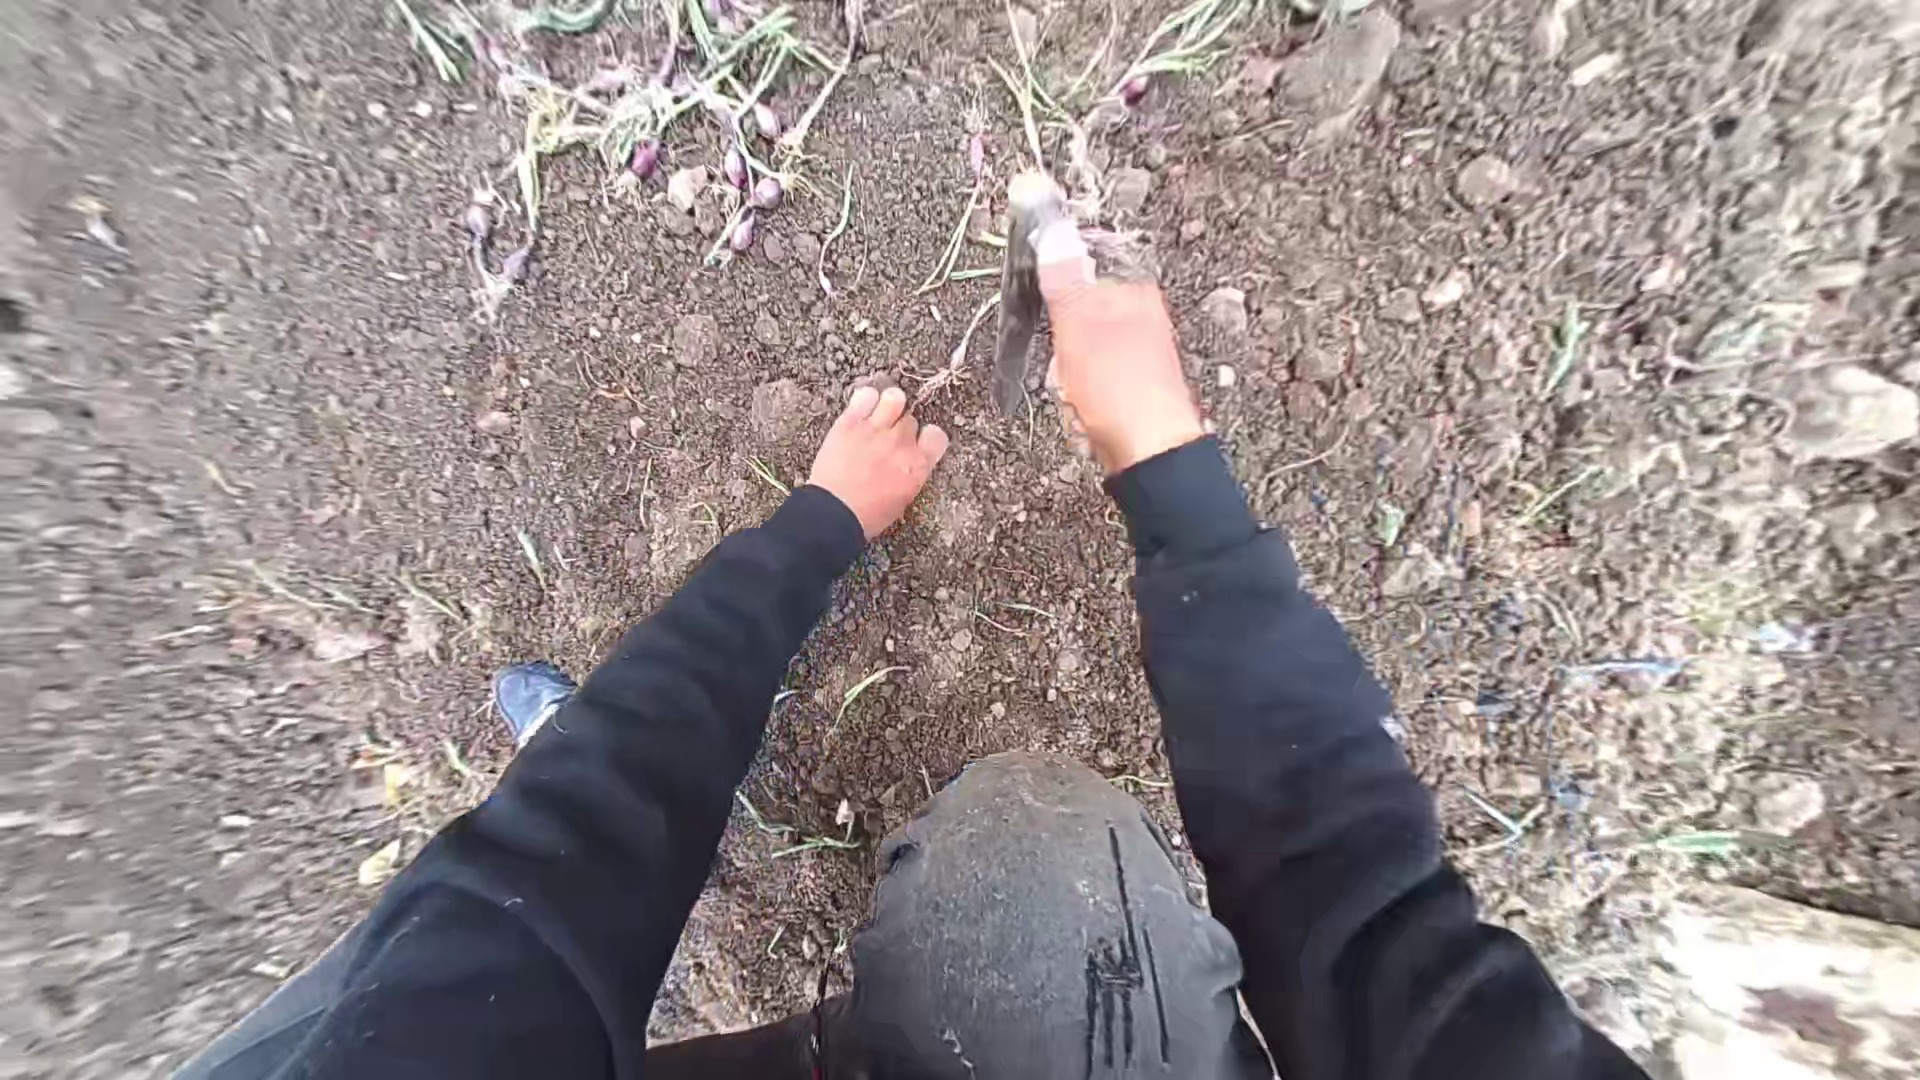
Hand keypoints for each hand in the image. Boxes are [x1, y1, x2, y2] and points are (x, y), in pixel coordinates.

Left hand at [807, 382, 949, 539]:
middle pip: (910, 420)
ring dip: (889, 403)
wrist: (834, 511)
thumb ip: (910, 475)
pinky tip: (861, 407)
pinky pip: (865, 396)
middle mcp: (901, 443)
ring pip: (893, 398)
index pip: (936, 436)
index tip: (918, 441)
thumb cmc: (867, 514)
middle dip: (901, 427)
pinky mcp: (851, 422)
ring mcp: (876, 429)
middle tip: (887, 439)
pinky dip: (866, 398)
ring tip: (880, 413)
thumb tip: (908, 463)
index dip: (927, 437)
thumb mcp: (901, 500)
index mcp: (918, 465)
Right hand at [1035, 224, 1203, 474]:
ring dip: (1067, 381)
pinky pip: (1086, 384)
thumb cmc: (1120, 388)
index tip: (1049, 324)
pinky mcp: (1126, 385)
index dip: (1054, 303)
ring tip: (1080, 397)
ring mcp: (1133, 353)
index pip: (1076, 275)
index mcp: (1131, 291)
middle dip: (1061, 352)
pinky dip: (1080, 400)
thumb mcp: (1080, 326)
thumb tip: (1051, 228)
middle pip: (1071, 321)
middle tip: (1070, 370)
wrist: (1149, 450)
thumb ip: (1065, 278)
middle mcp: (1137, 317)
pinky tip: (1087, 413)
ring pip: (1075, 357)